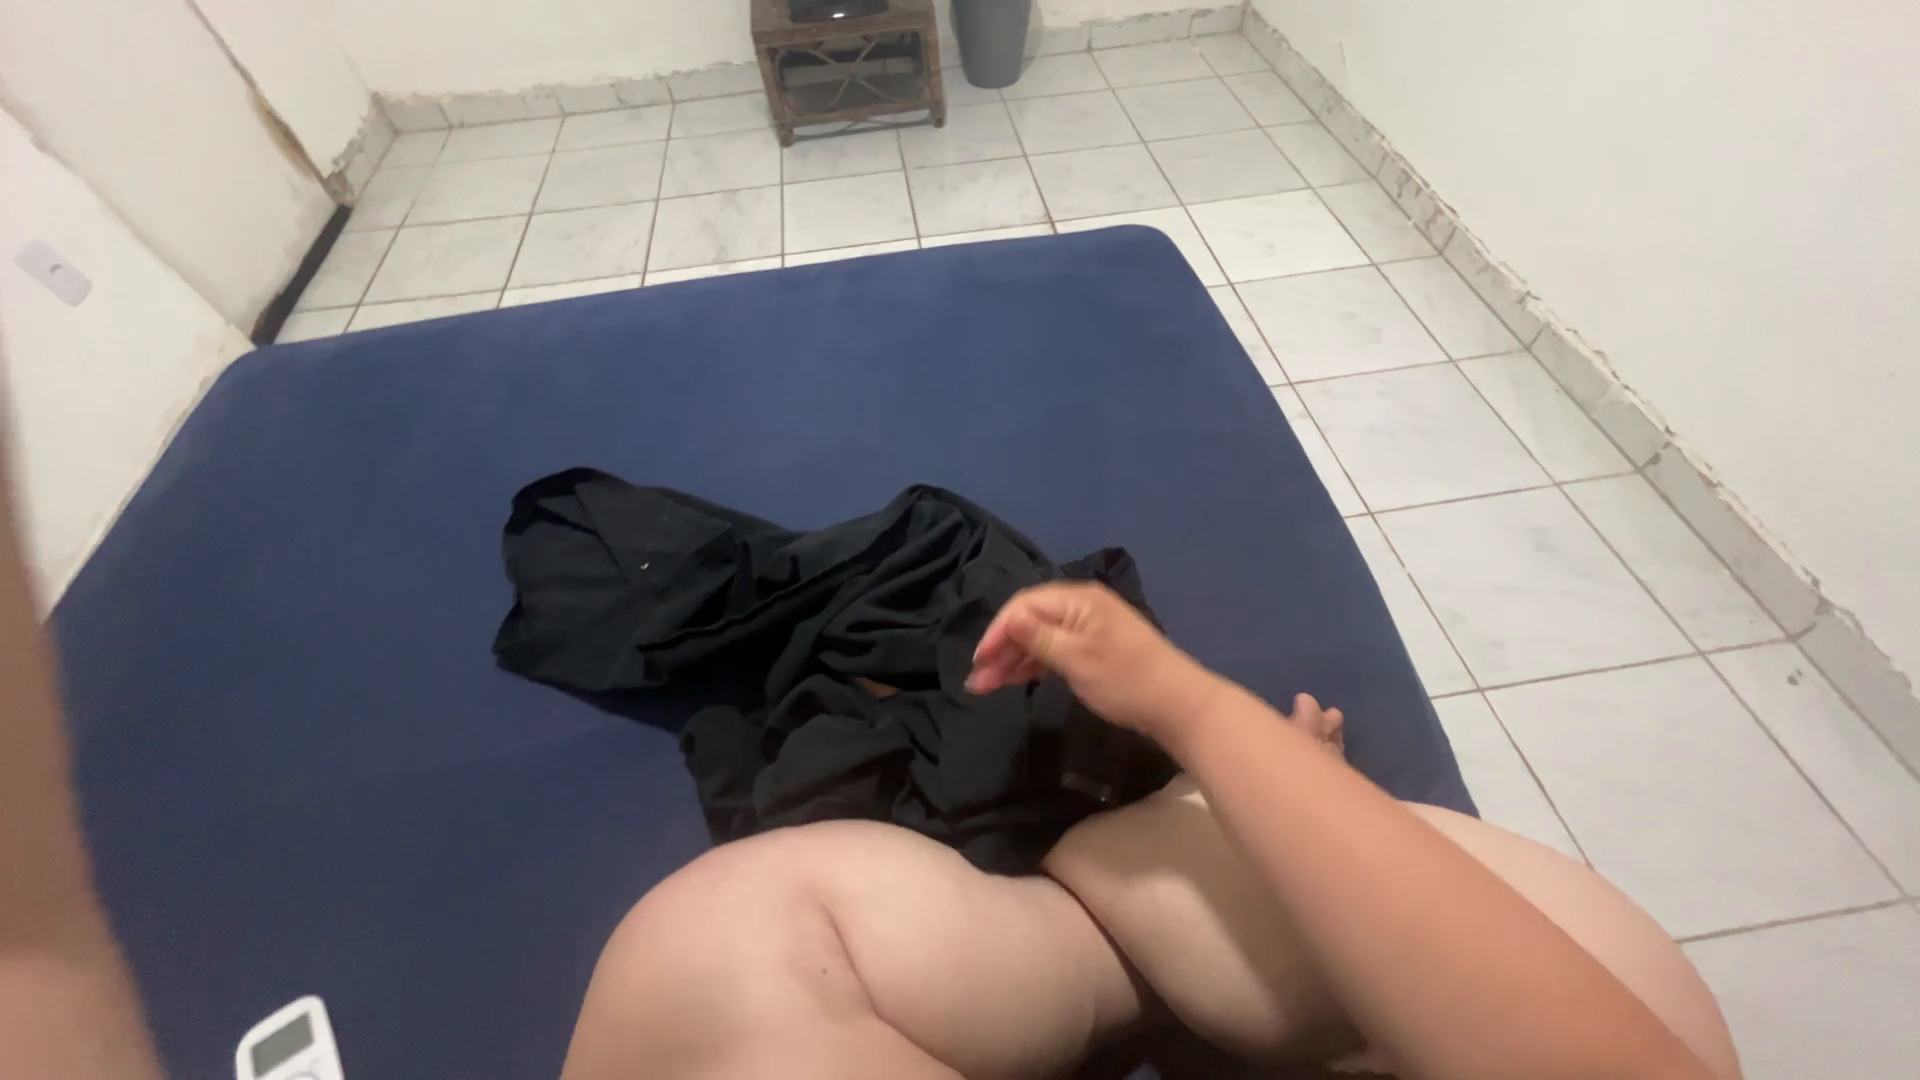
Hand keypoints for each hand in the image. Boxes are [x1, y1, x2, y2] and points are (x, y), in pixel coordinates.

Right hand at [965, 582, 1222, 739]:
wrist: (1177, 705)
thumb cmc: (1125, 679)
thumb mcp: (1076, 658)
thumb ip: (1038, 637)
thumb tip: (1008, 619)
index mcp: (1077, 600)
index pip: (1023, 605)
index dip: (997, 631)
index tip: (978, 661)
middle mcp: (1080, 606)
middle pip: (1029, 620)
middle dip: (1000, 649)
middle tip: (977, 682)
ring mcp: (1088, 627)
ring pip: (1038, 637)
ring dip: (1012, 659)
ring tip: (988, 686)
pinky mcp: (1092, 648)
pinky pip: (1053, 649)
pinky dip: (1033, 663)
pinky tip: (1015, 680)